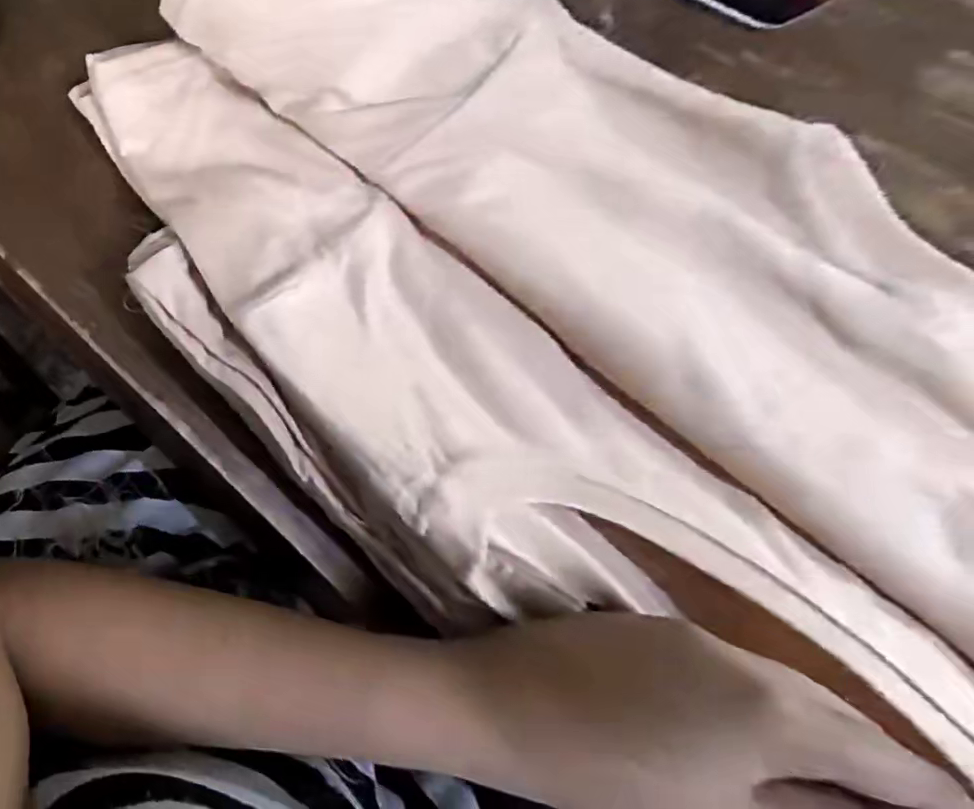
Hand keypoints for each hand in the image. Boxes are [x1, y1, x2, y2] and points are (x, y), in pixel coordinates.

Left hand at [443, 613, 966, 808]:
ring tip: (816, 780)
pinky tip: (739, 731)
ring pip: (779, 684)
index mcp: (777, 711)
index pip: (903, 768)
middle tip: (883, 807)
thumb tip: (866, 803)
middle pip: (842, 719)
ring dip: (811, 728)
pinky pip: (722, 663)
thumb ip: (809, 807)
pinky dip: (751, 698)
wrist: (487, 701)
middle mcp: (736, 656)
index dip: (934, 804)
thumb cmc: (602, 775)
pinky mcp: (632, 624)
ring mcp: (677, 631)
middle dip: (878, 768)